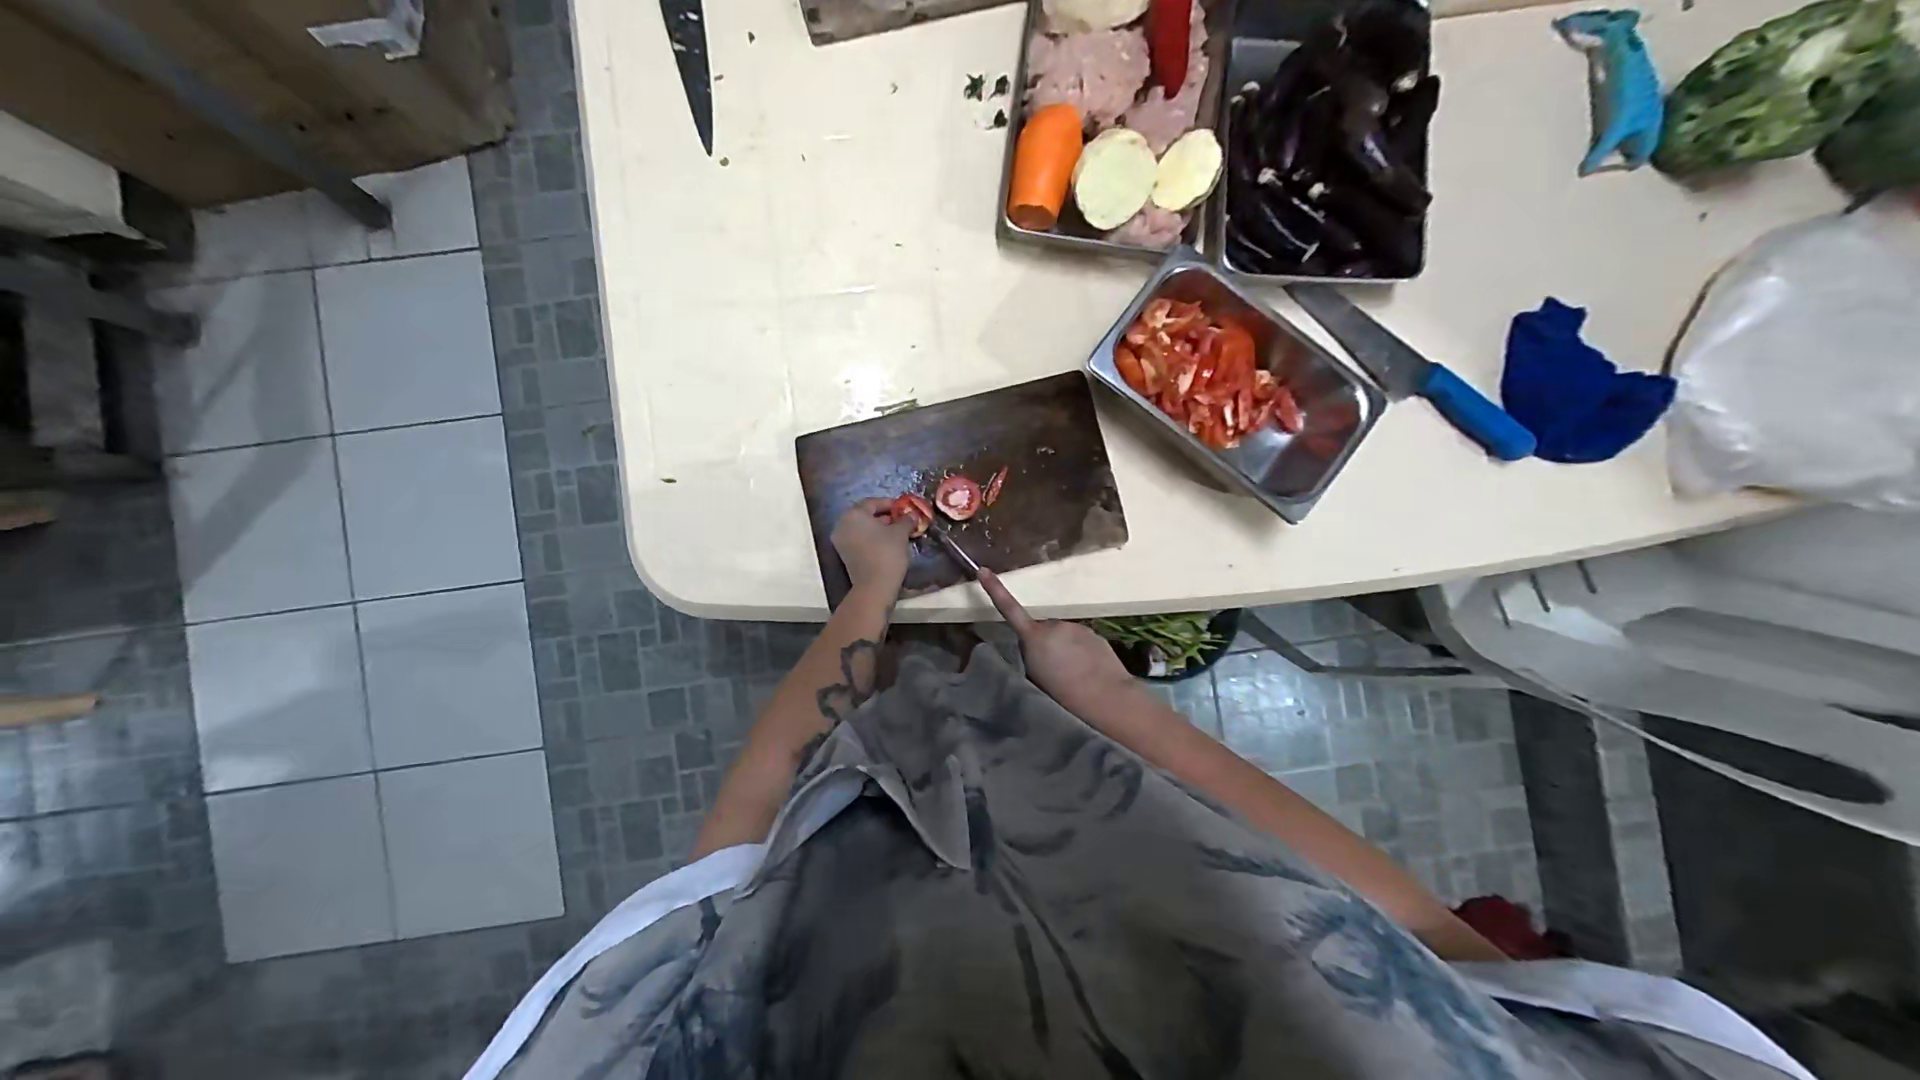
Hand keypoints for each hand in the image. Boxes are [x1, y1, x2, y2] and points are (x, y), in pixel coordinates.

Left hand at [832, 497, 916, 595]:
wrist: (874, 585)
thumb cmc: (887, 553)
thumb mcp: (900, 533)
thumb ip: (905, 520)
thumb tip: (911, 515)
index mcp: (854, 515)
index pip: (872, 502)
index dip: (889, 504)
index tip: (902, 508)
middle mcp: (843, 524)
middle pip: (865, 515)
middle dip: (884, 516)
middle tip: (900, 520)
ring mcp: (841, 540)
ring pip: (861, 528)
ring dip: (878, 528)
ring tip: (896, 532)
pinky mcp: (844, 554)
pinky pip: (858, 539)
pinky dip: (871, 538)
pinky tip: (886, 542)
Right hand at [976, 569, 1136, 715]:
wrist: (1106, 696)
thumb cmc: (1064, 693)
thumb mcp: (1033, 678)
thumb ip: (1030, 655)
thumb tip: (1035, 647)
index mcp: (1034, 637)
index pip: (1009, 609)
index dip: (994, 589)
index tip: (983, 570)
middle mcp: (1054, 625)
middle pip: (1042, 630)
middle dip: (1044, 644)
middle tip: (1051, 671)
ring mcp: (1076, 627)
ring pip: (1063, 636)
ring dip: (1064, 649)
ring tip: (1071, 674)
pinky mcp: (1094, 633)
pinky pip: (1081, 641)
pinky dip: (1080, 652)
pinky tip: (1087, 670)